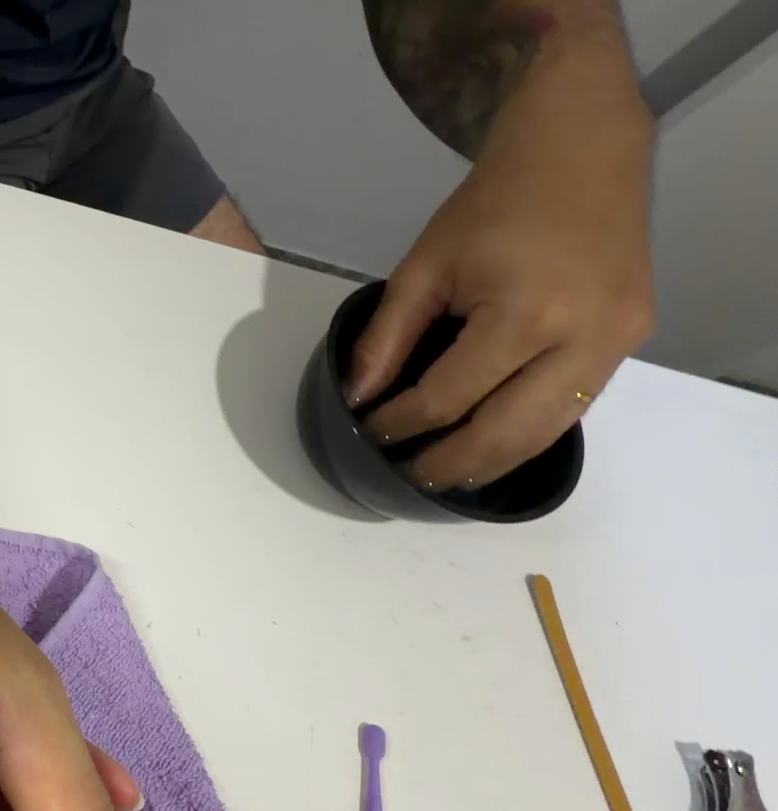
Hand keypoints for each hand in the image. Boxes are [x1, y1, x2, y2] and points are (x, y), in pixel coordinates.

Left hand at [349, 74, 653, 490]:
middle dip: (449, 462)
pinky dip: (526, 435)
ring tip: (440, 474)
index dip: (400, 424)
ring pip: (548, 431)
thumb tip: (357, 398)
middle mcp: (586, 337)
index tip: (367, 432)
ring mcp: (619, 342)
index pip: (447, 398)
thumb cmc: (491, 209)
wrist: (581, 155)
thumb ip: (385, 340)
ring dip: (491, 462)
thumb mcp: (420, 270)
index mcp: (527, 314)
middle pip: (507, 431)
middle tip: (405, 477)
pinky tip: (486, 445)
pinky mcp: (631, 339)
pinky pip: (573, 407)